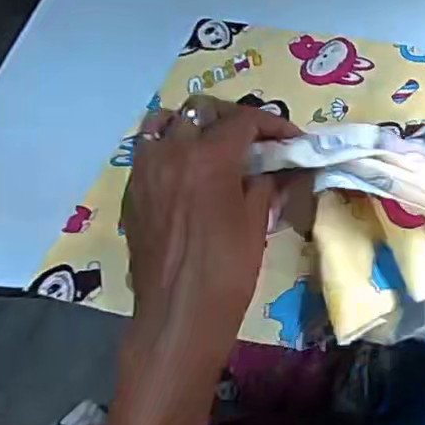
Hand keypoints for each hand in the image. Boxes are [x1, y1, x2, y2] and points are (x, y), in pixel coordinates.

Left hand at [122, 96, 299, 396]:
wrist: (178, 314)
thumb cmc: (227, 271)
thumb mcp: (256, 223)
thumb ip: (264, 184)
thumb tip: (274, 169)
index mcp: (209, 158)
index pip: (243, 120)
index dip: (273, 124)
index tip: (291, 137)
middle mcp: (172, 153)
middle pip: (202, 110)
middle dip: (233, 117)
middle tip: (255, 138)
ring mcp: (146, 169)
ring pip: (164, 122)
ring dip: (193, 124)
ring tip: (213, 143)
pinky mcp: (133, 190)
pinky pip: (148, 149)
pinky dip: (170, 146)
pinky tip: (188, 171)